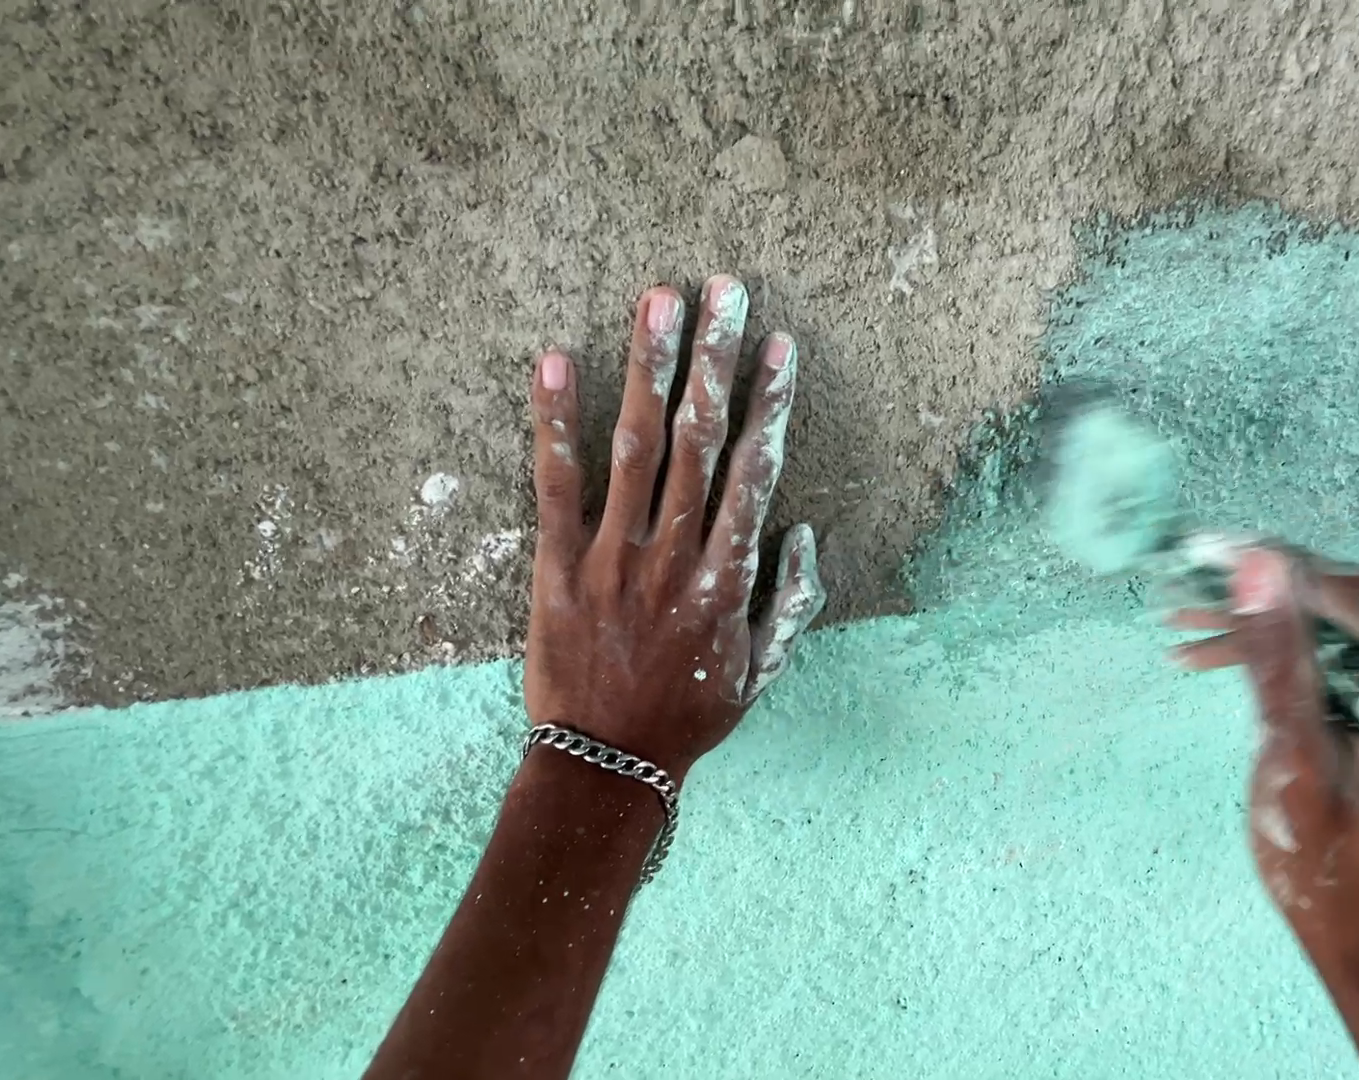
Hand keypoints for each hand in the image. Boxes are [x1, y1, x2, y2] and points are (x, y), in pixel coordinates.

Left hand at [523, 275, 826, 780]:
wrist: (608, 764)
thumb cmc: (692, 714)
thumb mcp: (764, 669)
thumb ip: (792, 601)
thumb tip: (804, 532)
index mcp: (728, 578)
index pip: (756, 473)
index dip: (770, 404)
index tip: (780, 347)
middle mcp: (676, 554)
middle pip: (701, 441)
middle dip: (715, 359)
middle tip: (723, 291)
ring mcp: (614, 556)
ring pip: (637, 447)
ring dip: (649, 369)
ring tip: (659, 301)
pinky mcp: (558, 566)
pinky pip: (555, 486)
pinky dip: (554, 423)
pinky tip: (557, 362)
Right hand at [1170, 546, 1358, 1074]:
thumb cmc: (1341, 889)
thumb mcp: (1294, 774)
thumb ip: (1277, 665)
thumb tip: (1256, 566)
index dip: (1278, 570)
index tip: (1207, 550)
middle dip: (1265, 603)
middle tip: (1186, 593)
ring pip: (1352, 633)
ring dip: (1273, 630)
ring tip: (1190, 629)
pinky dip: (1299, 661)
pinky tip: (1232, 659)